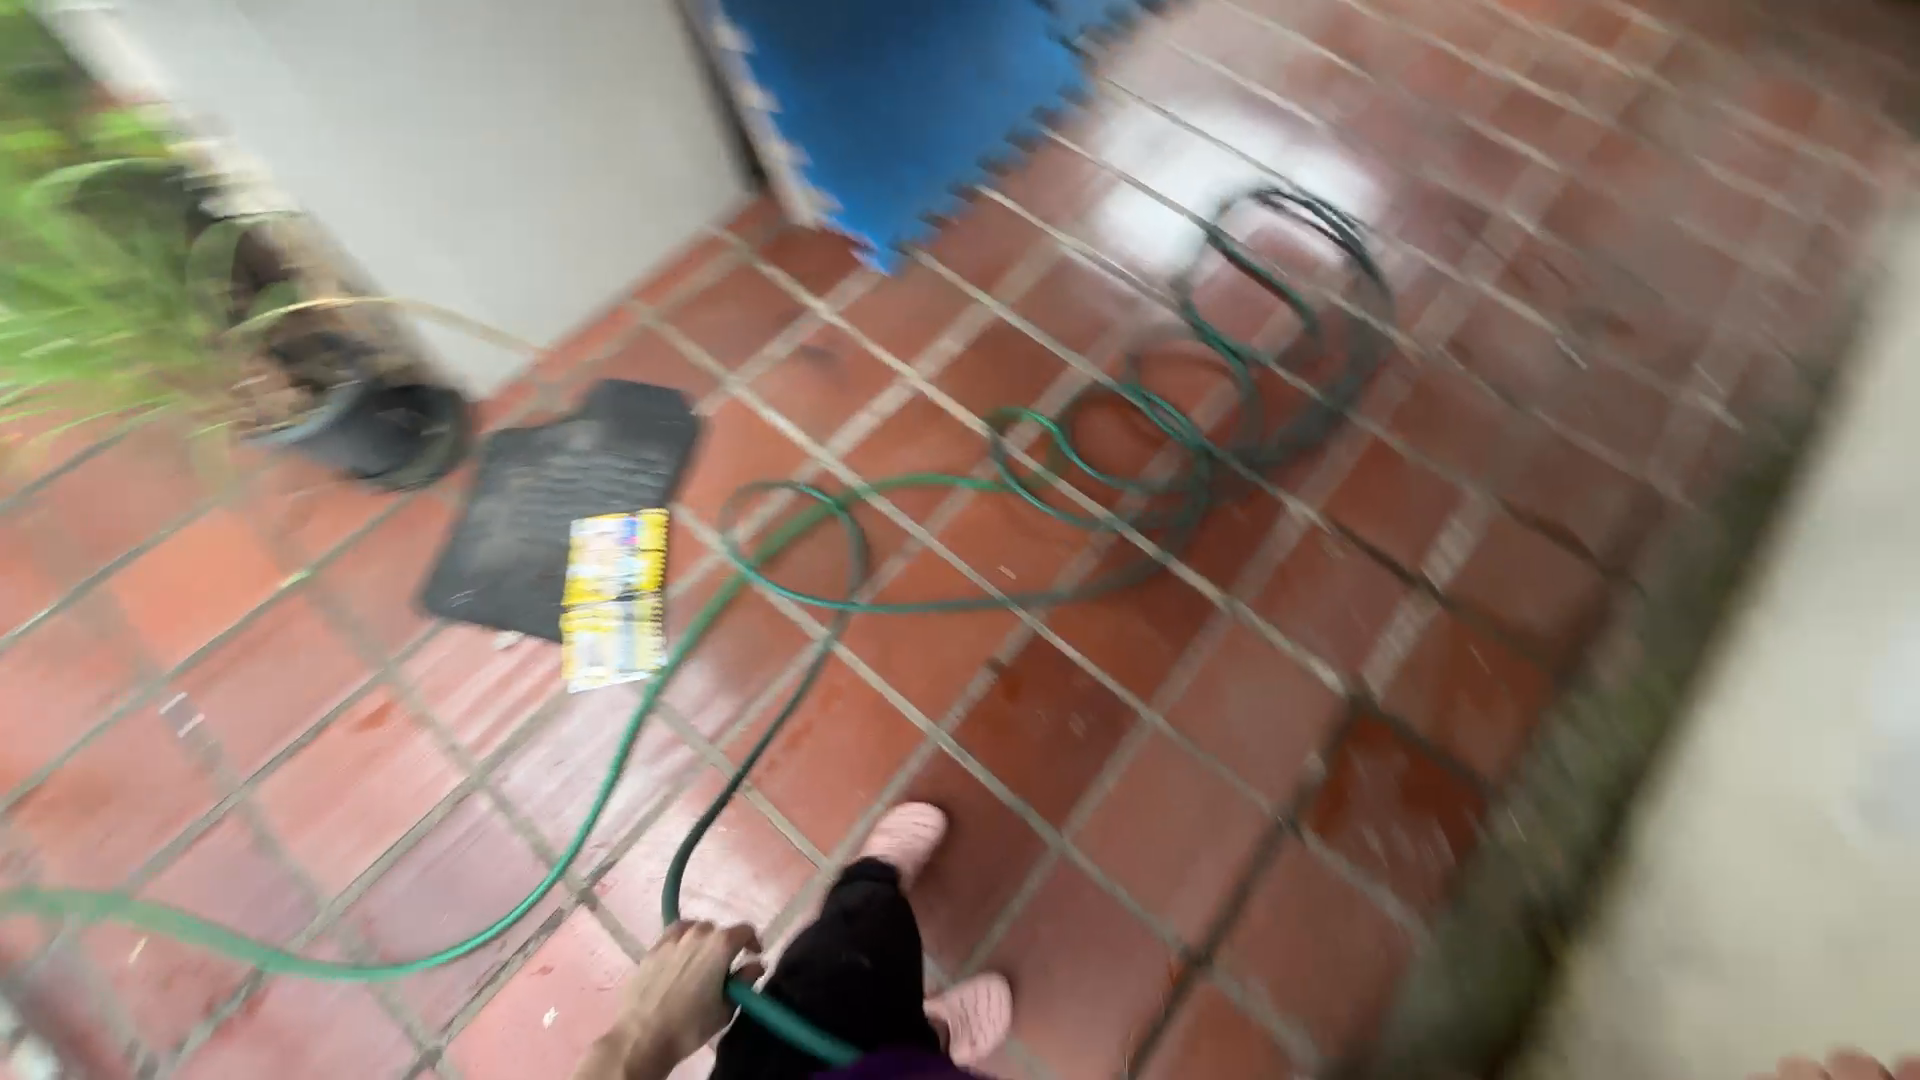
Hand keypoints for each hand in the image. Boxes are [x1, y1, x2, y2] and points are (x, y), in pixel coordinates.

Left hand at [619, 920, 765, 1067]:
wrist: (640, 1038)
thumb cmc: (689, 1026)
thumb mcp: (725, 1009)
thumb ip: (744, 982)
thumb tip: (756, 965)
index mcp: (721, 944)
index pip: (745, 930)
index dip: (753, 942)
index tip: (753, 957)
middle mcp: (698, 933)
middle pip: (719, 931)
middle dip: (726, 946)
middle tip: (723, 969)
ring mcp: (673, 939)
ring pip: (695, 930)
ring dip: (703, 941)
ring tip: (700, 962)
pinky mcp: (652, 949)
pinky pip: (673, 934)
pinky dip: (682, 940)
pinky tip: (679, 957)